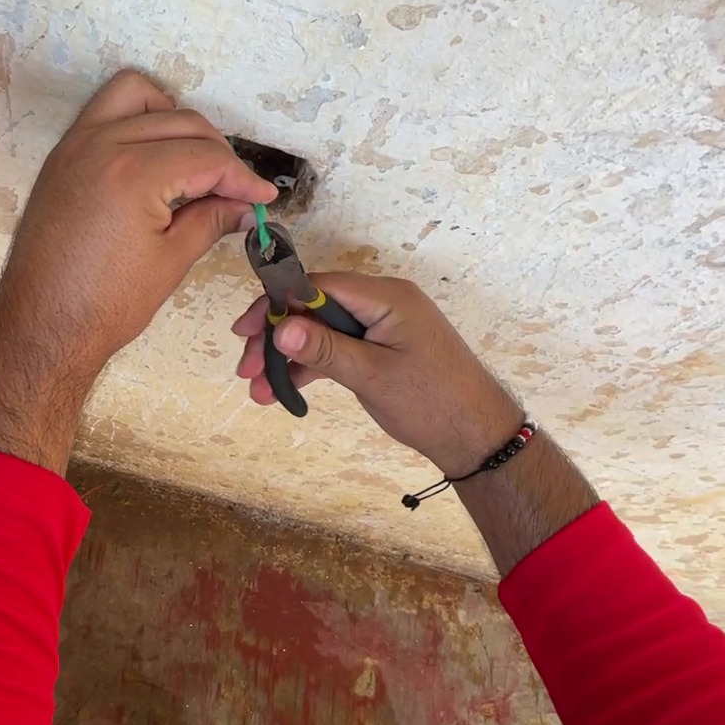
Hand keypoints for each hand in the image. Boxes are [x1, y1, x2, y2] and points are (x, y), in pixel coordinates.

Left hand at [0, 70, 276, 470]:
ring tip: (191, 159)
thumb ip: (212, 219)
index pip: (207, 157)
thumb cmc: (105, 303)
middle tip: (234, 189)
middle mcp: (101, 144)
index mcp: (133, 172)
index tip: (262, 198)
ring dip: (172, 116)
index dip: (243, 178)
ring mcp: (75, 144)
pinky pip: (104, 111)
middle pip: (181, 121)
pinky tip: (153, 157)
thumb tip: (244, 205)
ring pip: (136, 94)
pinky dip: (135, 119)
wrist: (42, 325)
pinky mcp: (62, 155)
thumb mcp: (171, 260)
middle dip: (217, 152)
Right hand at [232, 273, 525, 477]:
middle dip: (276, 337)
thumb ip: (324, 349)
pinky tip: (285, 390)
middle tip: (246, 368)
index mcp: (385, 297)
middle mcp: (381, 302)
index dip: (276, 304)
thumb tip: (279, 326)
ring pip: (321, 331)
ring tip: (259, 390)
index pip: (317, 286)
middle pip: (314, 308)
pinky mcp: (380, 348)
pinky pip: (337, 348)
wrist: (479, 438)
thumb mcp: (372, 376)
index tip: (245, 330)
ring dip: (289, 357)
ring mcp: (381, 326)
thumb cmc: (432, 403)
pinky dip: (312, 367)